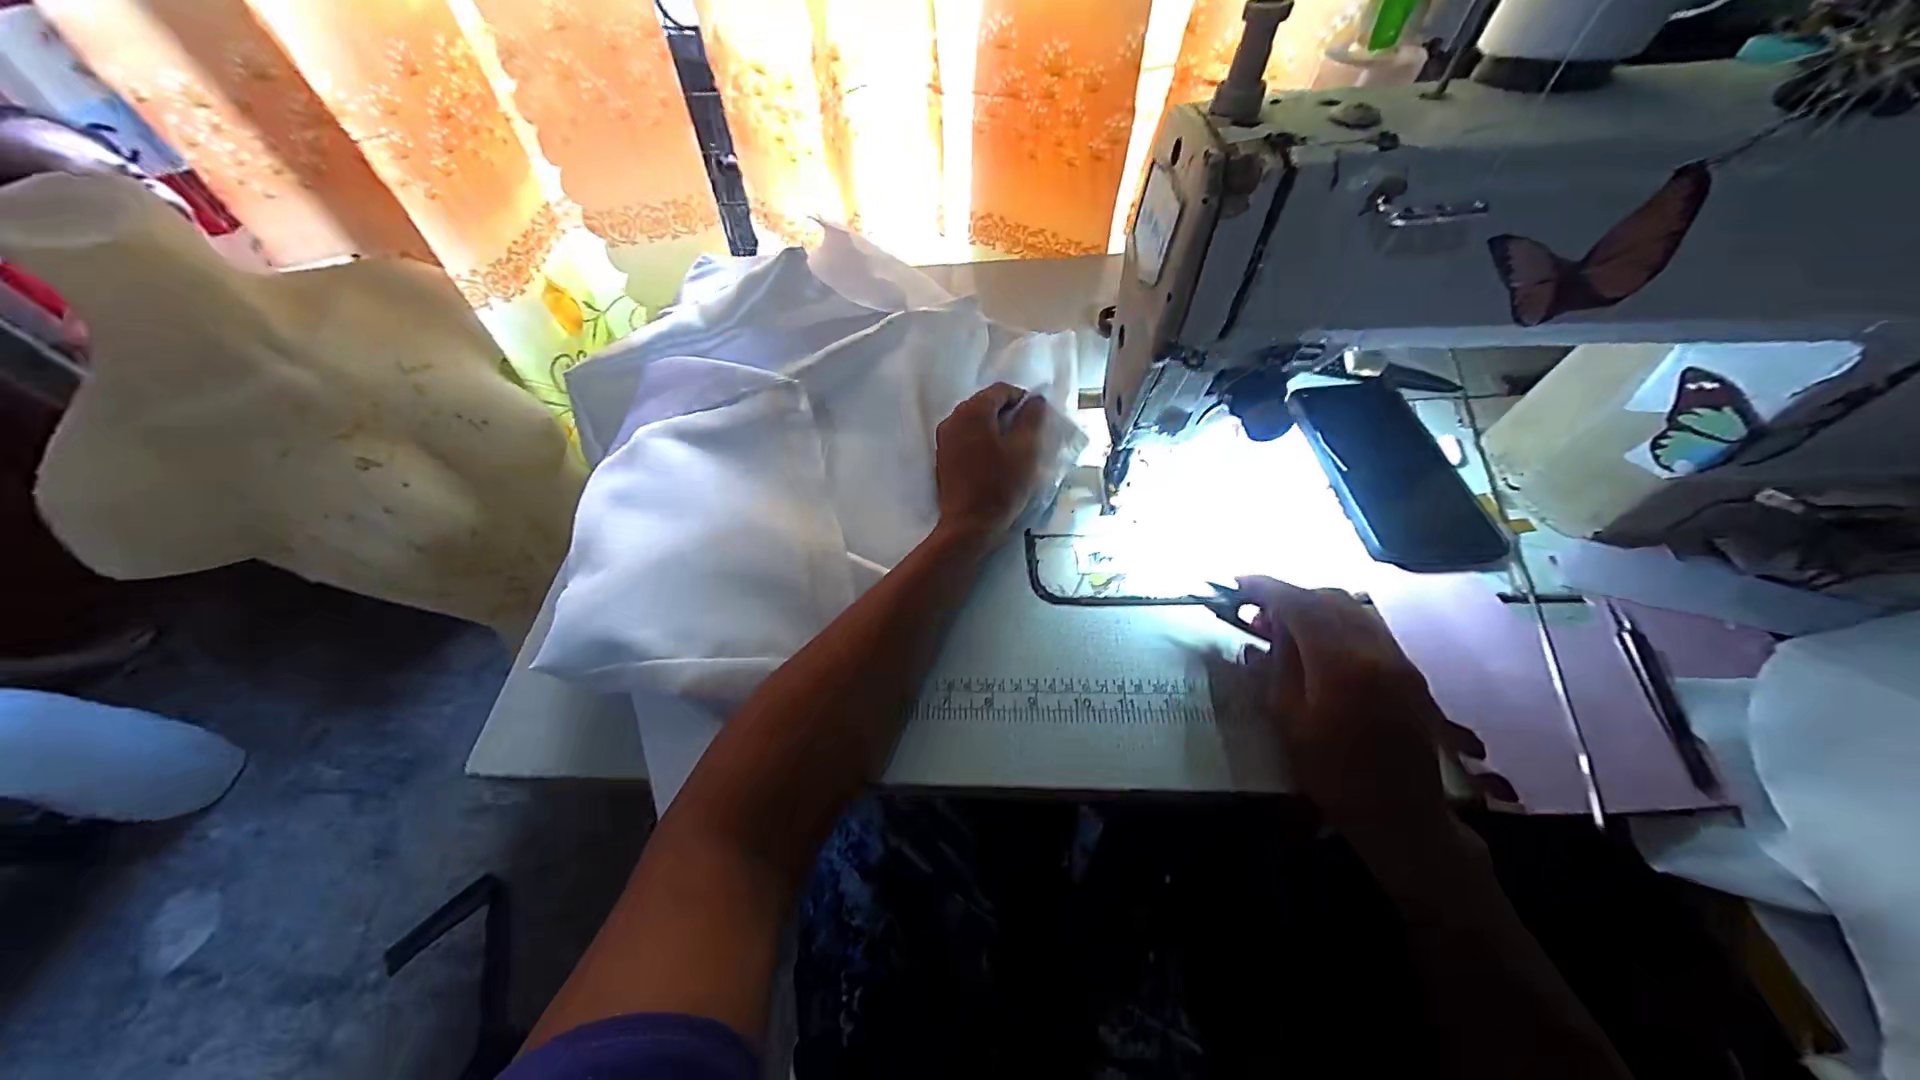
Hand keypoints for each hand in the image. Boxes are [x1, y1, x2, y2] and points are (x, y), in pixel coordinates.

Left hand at [934, 382, 1045, 542]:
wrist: (969, 524)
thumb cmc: (1001, 486)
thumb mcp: (1026, 450)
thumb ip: (1032, 419)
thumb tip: (1035, 400)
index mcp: (973, 412)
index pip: (1000, 390)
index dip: (1022, 399)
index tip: (1036, 417)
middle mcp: (953, 418)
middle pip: (984, 403)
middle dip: (1007, 412)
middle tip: (1027, 432)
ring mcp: (943, 438)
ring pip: (973, 420)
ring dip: (993, 426)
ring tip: (1012, 446)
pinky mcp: (942, 456)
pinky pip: (964, 436)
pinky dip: (981, 439)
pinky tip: (994, 458)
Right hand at [1234, 576, 1489, 853]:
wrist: (1401, 815)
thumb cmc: (1333, 774)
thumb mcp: (1288, 721)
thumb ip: (1275, 668)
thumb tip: (1260, 634)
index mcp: (1341, 663)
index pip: (1299, 604)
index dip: (1266, 588)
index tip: (1239, 584)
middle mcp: (1376, 650)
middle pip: (1329, 598)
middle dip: (1290, 596)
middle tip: (1257, 614)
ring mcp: (1399, 660)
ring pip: (1353, 610)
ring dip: (1315, 608)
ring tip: (1285, 630)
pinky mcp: (1408, 673)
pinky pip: (1369, 630)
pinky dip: (1338, 625)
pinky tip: (1318, 648)